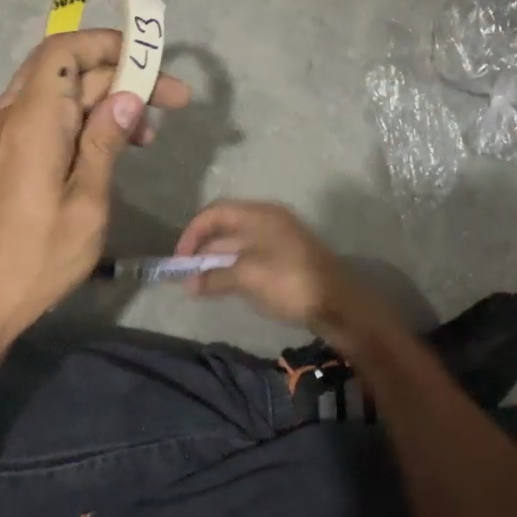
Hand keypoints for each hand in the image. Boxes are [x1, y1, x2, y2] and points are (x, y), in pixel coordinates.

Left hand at [0, 30, 191, 342]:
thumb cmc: (38, 258)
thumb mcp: (86, 204)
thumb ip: (104, 144)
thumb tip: (126, 97)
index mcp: (32, 120)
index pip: (67, 49)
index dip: (112, 45)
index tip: (154, 66)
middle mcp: (12, 117)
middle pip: (68, 71)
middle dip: (120, 78)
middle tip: (170, 108)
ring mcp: (4, 138)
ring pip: (57, 95)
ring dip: (102, 103)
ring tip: (145, 137)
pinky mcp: (4, 159)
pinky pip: (44, 121)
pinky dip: (79, 123)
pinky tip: (109, 150)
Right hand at [175, 200, 378, 334]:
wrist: (337, 304)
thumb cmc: (288, 282)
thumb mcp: (246, 278)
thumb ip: (214, 278)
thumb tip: (188, 284)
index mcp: (259, 215)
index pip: (214, 213)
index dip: (191, 233)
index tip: (179, 260)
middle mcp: (268, 221)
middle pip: (225, 229)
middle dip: (202, 251)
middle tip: (186, 276)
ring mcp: (279, 240)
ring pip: (237, 246)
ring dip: (216, 264)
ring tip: (200, 286)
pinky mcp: (286, 260)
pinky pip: (250, 259)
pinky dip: (233, 270)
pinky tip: (224, 288)